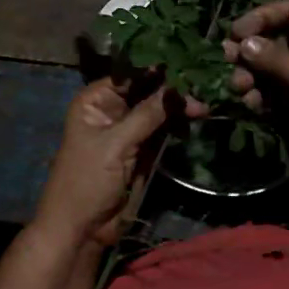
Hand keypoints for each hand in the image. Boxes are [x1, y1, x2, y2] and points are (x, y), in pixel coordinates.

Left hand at [32, 78, 194, 249]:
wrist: (83, 229)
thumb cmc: (87, 180)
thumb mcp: (116, 145)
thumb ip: (147, 115)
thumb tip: (177, 86)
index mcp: (96, 99)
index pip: (130, 73)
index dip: (156, 67)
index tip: (186, 59)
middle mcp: (112, 108)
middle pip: (147, 89)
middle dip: (173, 87)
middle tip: (203, 83)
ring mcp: (128, 128)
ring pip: (158, 109)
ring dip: (179, 105)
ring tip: (205, 102)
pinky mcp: (142, 148)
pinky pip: (162, 128)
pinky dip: (178, 123)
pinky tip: (197, 116)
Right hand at [225, 1, 288, 175]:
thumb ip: (276, 60)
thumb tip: (243, 43)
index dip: (263, 17)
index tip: (236, 33)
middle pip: (278, 39)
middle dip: (252, 50)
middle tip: (228, 61)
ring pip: (273, 67)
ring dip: (252, 75)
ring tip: (238, 89)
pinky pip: (276, 91)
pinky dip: (261, 95)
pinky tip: (251, 104)